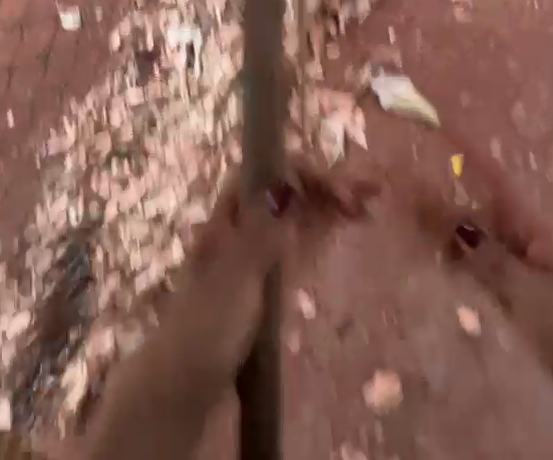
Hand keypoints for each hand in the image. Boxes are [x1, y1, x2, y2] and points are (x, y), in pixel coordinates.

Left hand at [75, 161, 372, 459]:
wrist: (182, 382)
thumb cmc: (204, 328)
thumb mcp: (234, 279)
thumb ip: (261, 233)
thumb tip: (286, 184)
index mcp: (227, 219)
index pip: (265, 172)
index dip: (301, 170)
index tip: (336, 186)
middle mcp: (242, 227)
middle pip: (285, 191)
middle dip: (324, 184)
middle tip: (370, 191)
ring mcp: (255, 253)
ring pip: (296, 215)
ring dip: (329, 203)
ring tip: (368, 202)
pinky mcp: (266, 280)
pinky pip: (299, 243)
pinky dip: (322, 230)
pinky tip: (344, 226)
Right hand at [400, 127, 552, 402]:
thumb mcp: (533, 298)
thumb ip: (488, 260)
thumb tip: (450, 218)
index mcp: (540, 233)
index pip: (497, 182)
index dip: (470, 154)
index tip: (441, 127)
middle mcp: (532, 244)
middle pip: (481, 211)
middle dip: (443, 195)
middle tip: (398, 186)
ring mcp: (530, 272)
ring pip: (480, 240)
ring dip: (447, 228)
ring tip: (405, 217)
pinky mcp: (528, 298)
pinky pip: (487, 268)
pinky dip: (461, 260)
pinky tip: (437, 257)